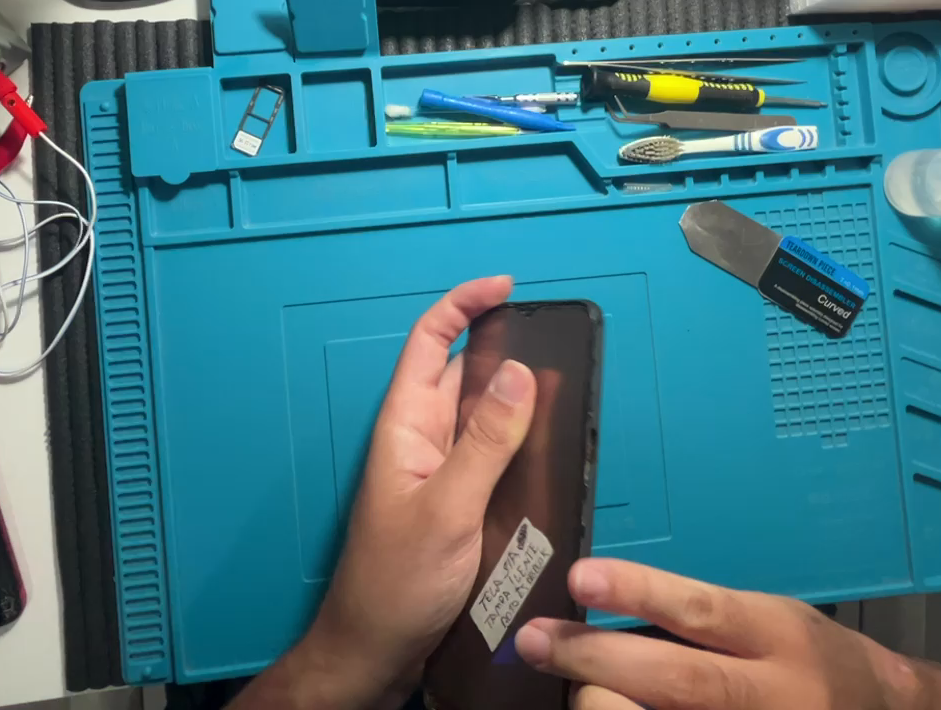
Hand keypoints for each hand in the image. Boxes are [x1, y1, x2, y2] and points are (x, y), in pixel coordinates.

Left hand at [280, 276, 537, 709]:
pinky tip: (548, 447)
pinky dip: (518, 440)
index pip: (430, 341)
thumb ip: (484, 442)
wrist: (376, 654)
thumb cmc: (396, 582)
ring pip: (481, 413)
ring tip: (564, 393)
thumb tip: (519, 371)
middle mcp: (422, 434)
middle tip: (554, 347)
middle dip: (502, 350)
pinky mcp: (457, 496)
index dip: (463, 305)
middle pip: (462, 372)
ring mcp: (440, 466)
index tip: (505, 287)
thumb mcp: (447, 507)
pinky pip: (491, 452)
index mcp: (406, 422)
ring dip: (515, 398)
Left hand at [514, 558, 910, 709]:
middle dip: (597, 660)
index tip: (580, 577)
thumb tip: (609, 604)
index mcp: (776, 635)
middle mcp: (774, 695)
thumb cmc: (812, 658)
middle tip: (535, 639)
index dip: (640, 592)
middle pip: (678, 681)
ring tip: (562, 691)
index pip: (700, 609)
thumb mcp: (768, 619)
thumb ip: (700, 616)